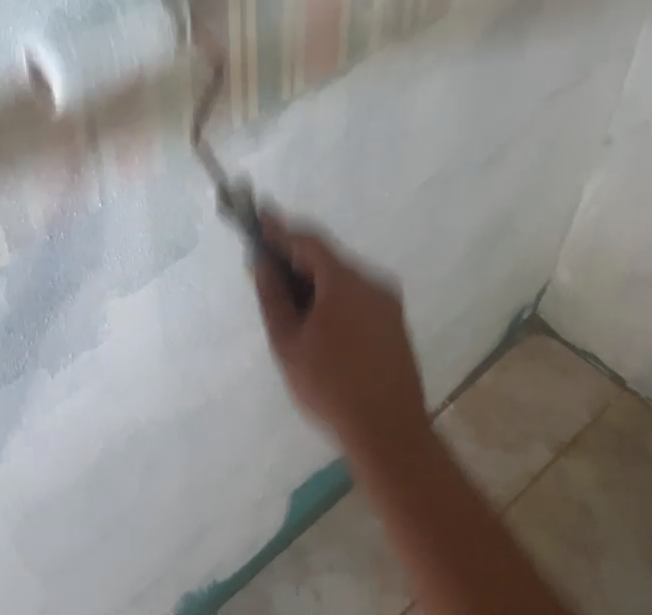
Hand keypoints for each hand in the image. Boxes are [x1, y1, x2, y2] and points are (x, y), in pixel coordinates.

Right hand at [253, 213, 427, 446]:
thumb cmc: (330, 387)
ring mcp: (388, 304)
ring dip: (313, 281)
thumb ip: (272, 296)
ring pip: (342, 279)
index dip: (279, 229)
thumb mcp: (288, 342)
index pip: (307, 241)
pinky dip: (332, 297)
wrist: (390, 433)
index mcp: (345, 282)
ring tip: (287, 304)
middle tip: (264, 270)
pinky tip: (316, 323)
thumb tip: (261, 262)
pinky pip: (357, 297)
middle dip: (294, 260)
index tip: (256, 218)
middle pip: (326, 259)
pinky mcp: (394, 324)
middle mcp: (372, 283)